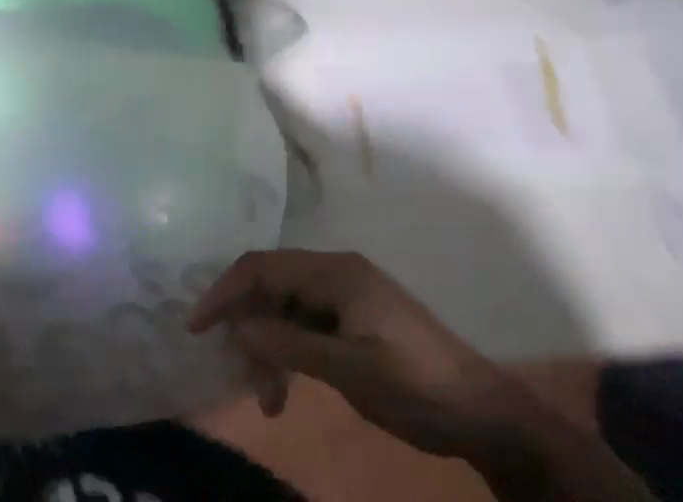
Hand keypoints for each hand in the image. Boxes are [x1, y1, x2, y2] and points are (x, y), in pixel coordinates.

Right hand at [187, 251, 539, 459]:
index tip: (196, 326)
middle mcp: (335, 276)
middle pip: (269, 288)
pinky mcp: (352, 325)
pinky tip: (282, 394)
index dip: (224, 292)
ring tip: (266, 398)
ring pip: (283, 313)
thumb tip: (234, 329)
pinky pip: (302, 331)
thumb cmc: (416, 383)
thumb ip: (287, 345)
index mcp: (335, 272)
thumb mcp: (348, 367)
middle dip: (246, 328)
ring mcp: (344, 300)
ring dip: (266, 351)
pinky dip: (286, 357)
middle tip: (233, 371)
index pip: (261, 267)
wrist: (486, 416)